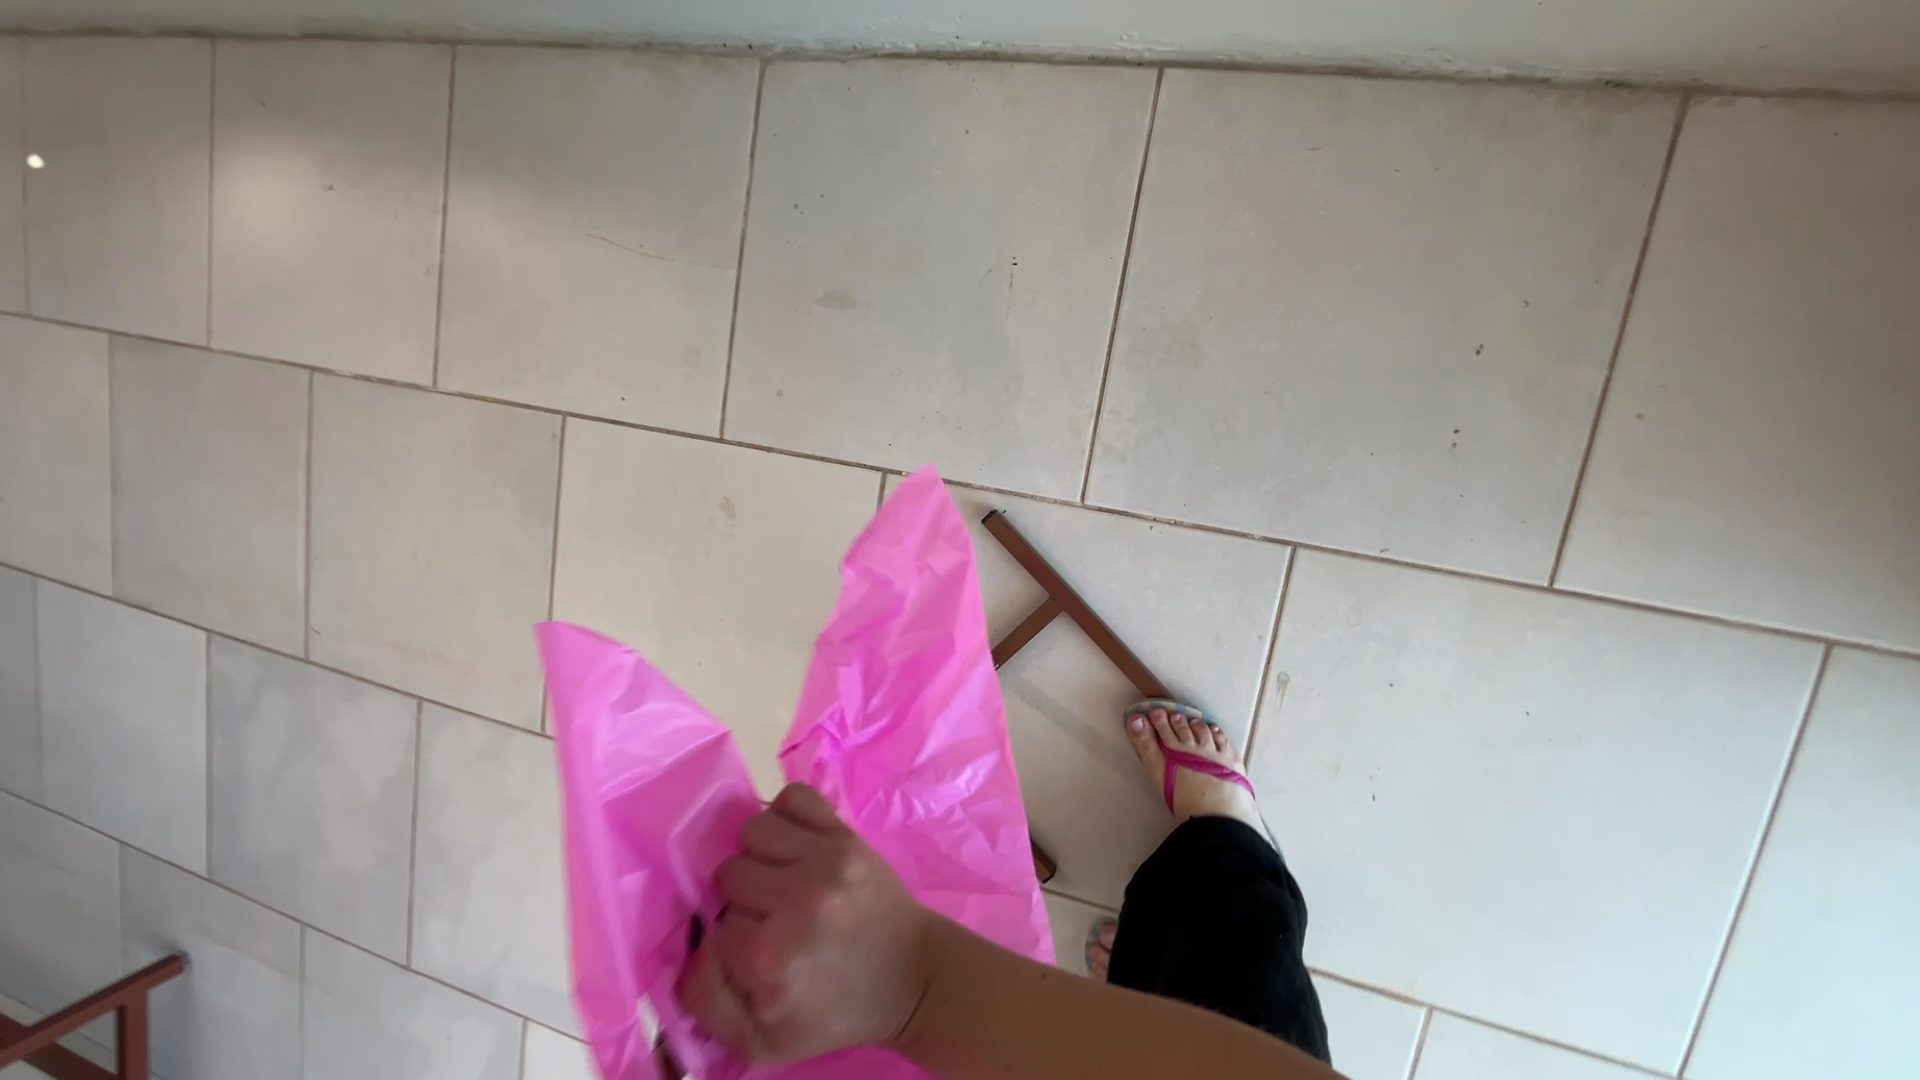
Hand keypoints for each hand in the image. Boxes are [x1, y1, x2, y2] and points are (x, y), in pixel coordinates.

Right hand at [677, 783, 937, 1063]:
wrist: (909, 976)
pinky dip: (785, 814)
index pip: (713, 924)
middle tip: (770, 915)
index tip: (755, 949)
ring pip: (752, 830)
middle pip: (728, 873)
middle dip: (742, 895)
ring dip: (759, 852)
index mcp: (769, 957)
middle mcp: (796, 900)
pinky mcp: (847, 834)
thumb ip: (705, 1000)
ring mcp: (825, 860)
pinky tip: (796, 845)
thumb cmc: (833, 1010)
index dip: (730, 936)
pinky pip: (793, 796)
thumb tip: (693, 945)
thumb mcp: (760, 1041)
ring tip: (780, 875)